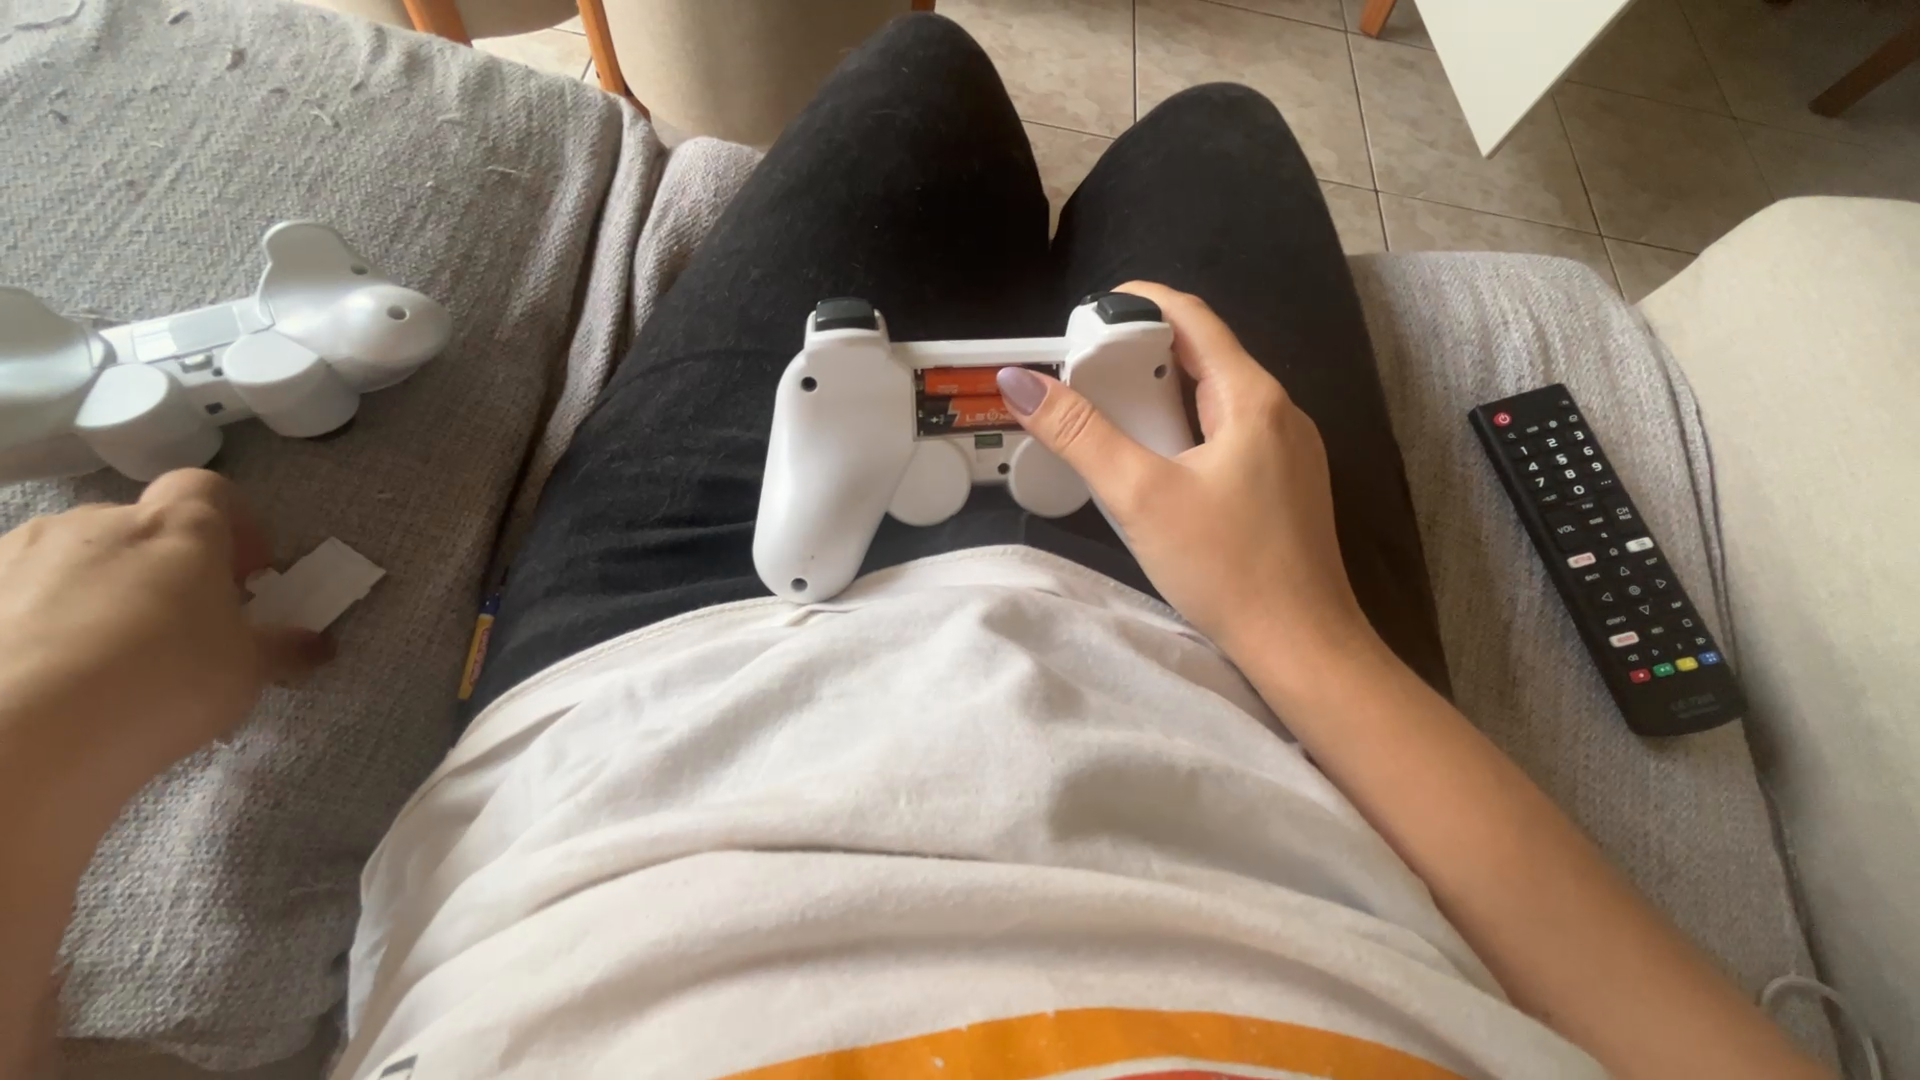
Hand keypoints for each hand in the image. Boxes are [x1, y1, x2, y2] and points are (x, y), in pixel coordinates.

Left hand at [0, 470, 330, 788]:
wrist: (21, 737)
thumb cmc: (165, 681)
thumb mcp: (249, 669)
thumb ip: (281, 647)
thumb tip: (316, 645)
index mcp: (180, 529)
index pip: (210, 489)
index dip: (235, 524)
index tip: (246, 574)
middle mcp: (95, 524)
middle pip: (140, 526)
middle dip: (164, 563)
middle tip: (183, 620)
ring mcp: (15, 554)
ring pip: (73, 557)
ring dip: (97, 588)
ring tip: (105, 654)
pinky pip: (17, 593)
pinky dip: (36, 619)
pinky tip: (50, 671)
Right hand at [997, 282, 1380, 674]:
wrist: (1301, 646)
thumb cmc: (1224, 567)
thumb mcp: (1139, 497)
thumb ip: (1079, 435)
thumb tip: (1020, 381)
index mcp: (1253, 397)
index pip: (1194, 317)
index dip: (1139, 302)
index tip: (1089, 316)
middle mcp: (1280, 411)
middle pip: (1205, 356)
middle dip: (1143, 352)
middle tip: (1086, 372)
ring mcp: (1290, 450)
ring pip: (1217, 399)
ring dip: (1163, 394)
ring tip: (1112, 414)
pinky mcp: (1286, 486)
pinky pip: (1230, 434)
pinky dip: (1187, 429)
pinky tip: (1159, 463)